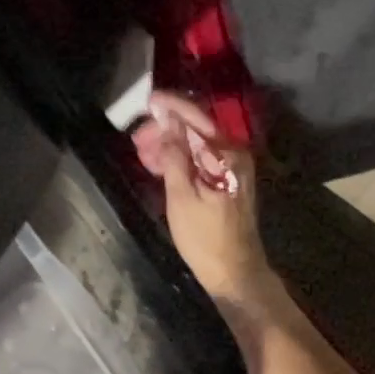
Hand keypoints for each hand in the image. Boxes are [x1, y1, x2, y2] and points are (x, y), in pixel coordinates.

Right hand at [132, 91, 269, 301]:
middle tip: (138, 135)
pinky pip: (201, 161)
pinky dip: (180, 159)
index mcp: (228, 156)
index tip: (150, 99)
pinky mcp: (227, 183)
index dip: (173, 107)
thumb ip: (175, 158)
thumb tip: (167, 127)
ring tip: (142, 149)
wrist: (235, 274)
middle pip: (197, 131)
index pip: (198, 119)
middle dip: (167, 128)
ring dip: (170, 144)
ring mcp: (233, 170)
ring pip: (197, 146)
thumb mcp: (183, 198)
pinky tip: (159, 163)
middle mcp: (234, 156)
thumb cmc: (206, 239)